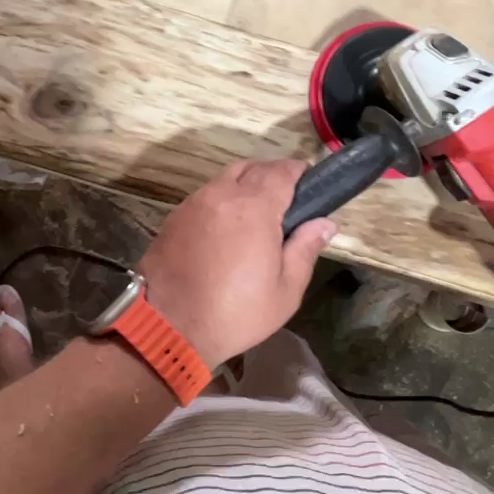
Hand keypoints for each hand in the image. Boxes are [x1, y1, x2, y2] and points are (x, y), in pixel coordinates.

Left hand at [135, 160, 337, 367]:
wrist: (168, 326)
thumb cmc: (234, 313)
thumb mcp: (285, 290)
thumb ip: (305, 249)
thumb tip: (325, 223)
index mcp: (254, 208)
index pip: (281, 171)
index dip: (298, 171)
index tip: (309, 182)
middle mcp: (221, 195)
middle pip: (252, 167)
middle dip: (272, 175)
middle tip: (286, 201)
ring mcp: (193, 203)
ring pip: (224, 178)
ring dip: (244, 185)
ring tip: (255, 215)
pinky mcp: (173, 217)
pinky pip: (204, 196)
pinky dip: (220, 201)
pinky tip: (225, 229)